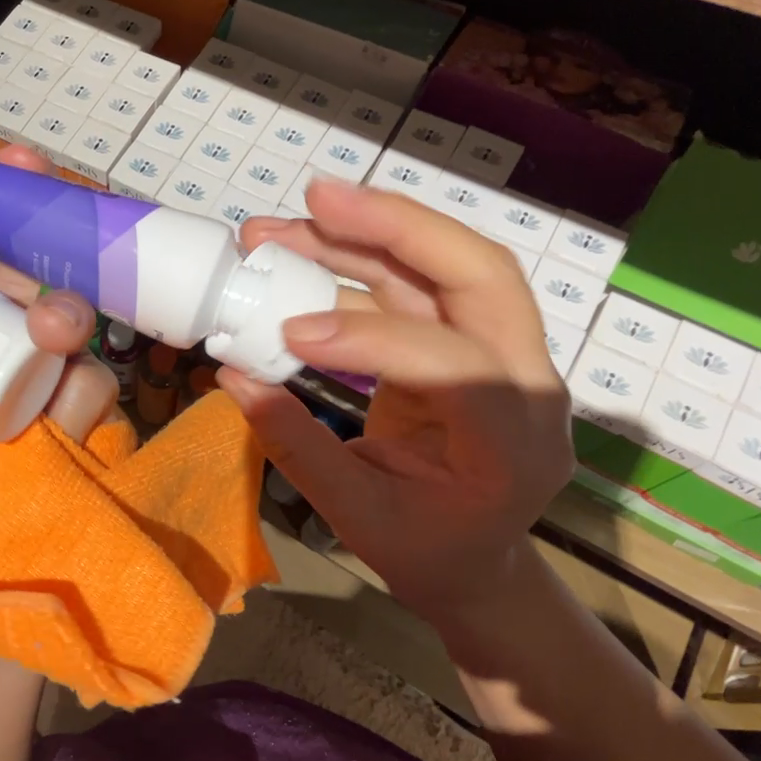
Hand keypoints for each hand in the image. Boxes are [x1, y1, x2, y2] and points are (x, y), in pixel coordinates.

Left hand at [0, 144, 120, 516]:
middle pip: (12, 279)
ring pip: (65, 324)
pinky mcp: (87, 419)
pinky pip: (95, 390)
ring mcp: (43, 379)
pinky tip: (66, 412)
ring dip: (63, 312)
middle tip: (13, 214)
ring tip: (51, 329)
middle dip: (19, 237)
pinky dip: (83, 391)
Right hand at [217, 178, 574, 622]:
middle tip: (316, 198)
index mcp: (514, 441)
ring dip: (364, 232)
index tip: (288, 331)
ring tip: (280, 225)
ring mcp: (503, 351)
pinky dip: (359, 257)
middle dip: (397, 226)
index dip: (370, 338)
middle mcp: (526, 379)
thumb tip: (233, 375)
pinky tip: (303, 246)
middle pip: (480, 272)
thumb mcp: (357, 515)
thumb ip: (297, 446)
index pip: (456, 365)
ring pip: (444, 264)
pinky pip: (417, 283)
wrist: (476, 562)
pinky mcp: (465, 338)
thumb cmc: (425, 550)